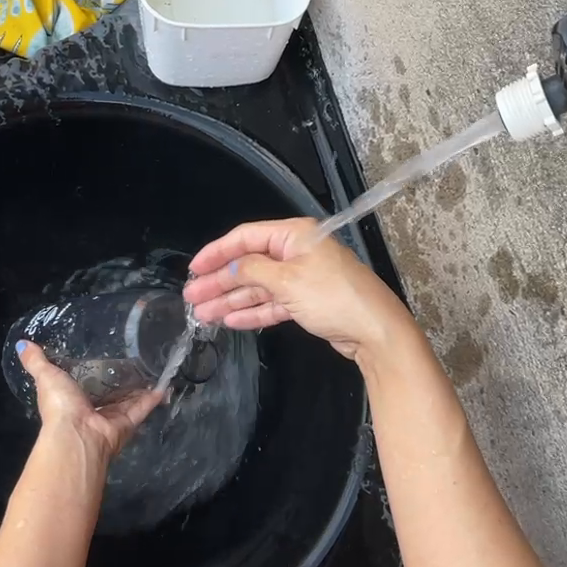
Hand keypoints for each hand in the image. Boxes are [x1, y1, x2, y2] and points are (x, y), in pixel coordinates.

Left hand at [16, 341, 162, 461]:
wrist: (77, 435)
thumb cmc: (61, 406)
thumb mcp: (46, 377)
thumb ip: (37, 361)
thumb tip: (22, 343)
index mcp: (73, 399)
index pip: (85, 384)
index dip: (93, 371)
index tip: (104, 354)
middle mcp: (93, 410)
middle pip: (110, 393)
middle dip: (121, 380)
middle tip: (134, 358)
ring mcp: (112, 418)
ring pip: (129, 400)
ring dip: (140, 387)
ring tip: (153, 367)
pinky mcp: (129, 422)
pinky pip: (143, 408)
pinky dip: (154, 397)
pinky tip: (165, 382)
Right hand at [183, 218, 415, 359]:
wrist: (374, 330)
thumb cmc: (334, 297)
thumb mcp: (288, 281)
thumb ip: (252, 272)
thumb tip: (228, 268)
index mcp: (294, 236)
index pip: (246, 238)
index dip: (217, 252)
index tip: (193, 268)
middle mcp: (296, 253)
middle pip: (249, 264)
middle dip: (219, 281)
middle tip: (192, 297)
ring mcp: (301, 279)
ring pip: (257, 287)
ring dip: (230, 300)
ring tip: (203, 314)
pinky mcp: (306, 303)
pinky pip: (271, 304)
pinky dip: (251, 312)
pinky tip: (229, 320)